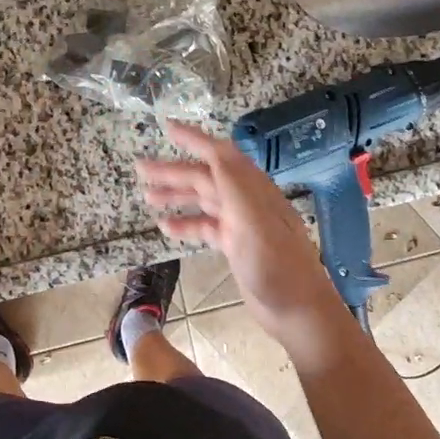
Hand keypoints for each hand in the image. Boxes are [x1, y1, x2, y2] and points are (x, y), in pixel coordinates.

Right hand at [136, 121, 347, 341]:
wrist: (298, 311)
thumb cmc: (277, 267)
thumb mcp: (255, 223)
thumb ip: (234, 185)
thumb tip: (215, 149)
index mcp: (253, 191)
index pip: (220, 155)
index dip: (194, 139)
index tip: (167, 127)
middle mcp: (247, 202)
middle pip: (206, 177)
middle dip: (174, 171)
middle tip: (140, 169)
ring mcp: (242, 225)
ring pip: (204, 200)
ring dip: (177, 195)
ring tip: (147, 196)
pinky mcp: (237, 246)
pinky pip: (207, 227)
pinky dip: (186, 224)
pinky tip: (166, 227)